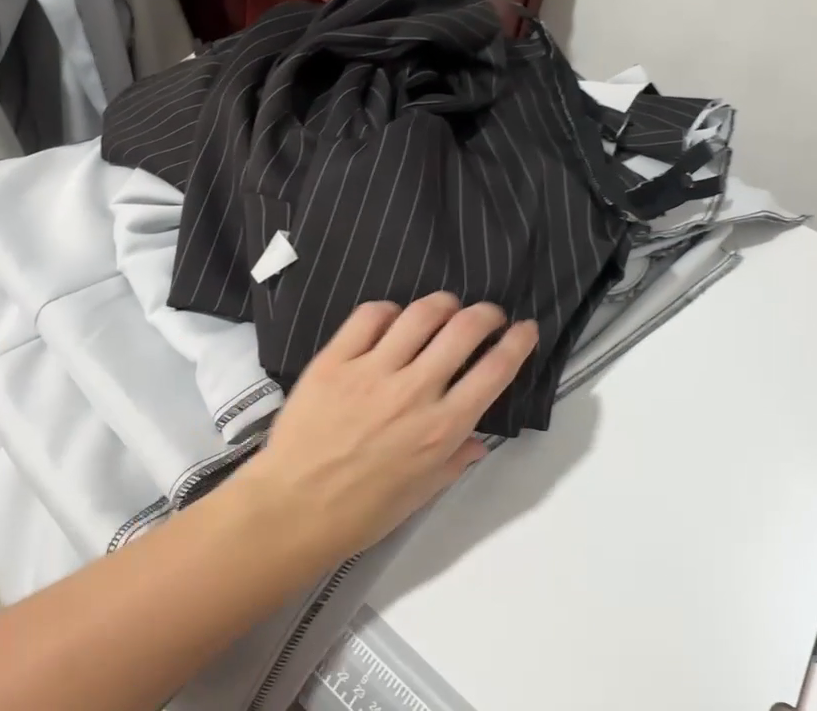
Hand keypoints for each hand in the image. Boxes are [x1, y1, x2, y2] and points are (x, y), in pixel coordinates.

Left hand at [227, 294, 537, 564]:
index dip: (518, 343)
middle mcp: (414, 391)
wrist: (292, 509)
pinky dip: (388, 310)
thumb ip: (453, 460)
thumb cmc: (361, 512)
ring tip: (446, 308)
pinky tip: (392, 318)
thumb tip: (478, 441)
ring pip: (419, 314)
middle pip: (463, 330)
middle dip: (486, 314)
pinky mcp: (335, 360)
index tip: (525, 329)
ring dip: (442, 304)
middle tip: (489, 314)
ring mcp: (372, 371)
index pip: (495, 371)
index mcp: (442, 429)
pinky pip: (368, 317)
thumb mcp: (420, 494)